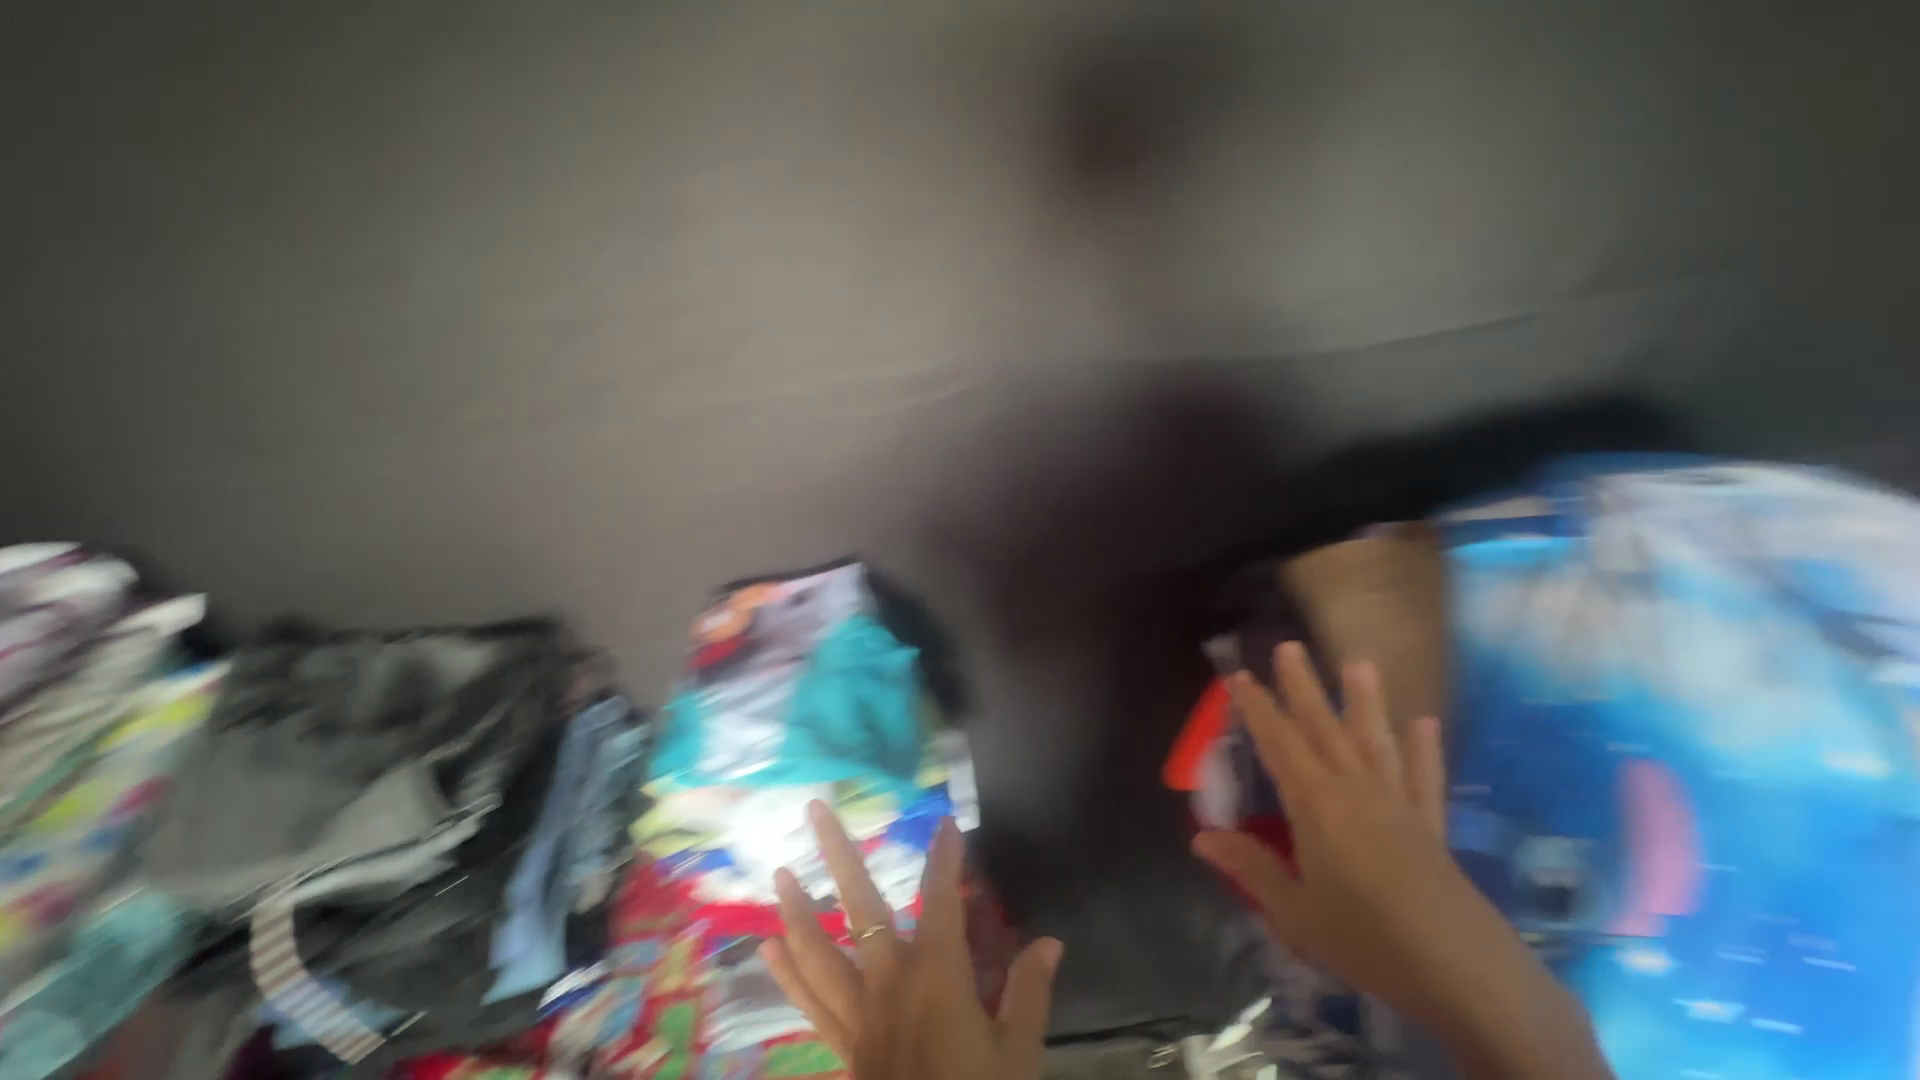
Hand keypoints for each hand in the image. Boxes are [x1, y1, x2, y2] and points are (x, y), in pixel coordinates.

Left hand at [764, 801, 1063, 1079]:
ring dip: (798, 908)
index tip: (944, 822)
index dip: (945, 859)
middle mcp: (890, 980)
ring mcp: (859, 1010)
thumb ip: (1029, 994)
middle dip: (838, 854)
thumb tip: (1050, 943)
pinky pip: (809, 1001)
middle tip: (815, 810)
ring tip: (779, 873)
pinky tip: (768, 948)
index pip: (942, 900)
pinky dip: (789, 972)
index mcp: (938, 975)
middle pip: (859, 906)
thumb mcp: (1017, 1055)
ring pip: (819, 948)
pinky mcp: (843, 1042)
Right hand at [1194, 642, 1610, 1079]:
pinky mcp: (1431, 827)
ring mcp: (1398, 805)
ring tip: (1359, 663)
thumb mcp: (1294, 912)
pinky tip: (1426, 723)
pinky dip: (1424, 750)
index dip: (1258, 710)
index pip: (1279, 745)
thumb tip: (1201, 836)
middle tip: (1289, 646)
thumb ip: (1250, 868)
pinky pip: (1424, 779)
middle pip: (1324, 730)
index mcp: (1316, 806)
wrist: (1461, 973)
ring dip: (1365, 702)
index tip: (1240, 677)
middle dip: (1303, 688)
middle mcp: (1356, 792)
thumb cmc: (1365, 939)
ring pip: (1374, 742)